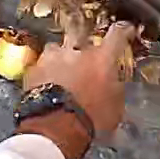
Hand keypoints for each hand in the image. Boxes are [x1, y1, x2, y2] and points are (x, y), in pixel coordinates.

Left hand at [18, 16, 140, 158]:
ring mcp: (52, 57)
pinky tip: (46, 84)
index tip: (126, 29)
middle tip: (85, 59)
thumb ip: (115, 88)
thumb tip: (113, 83)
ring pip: (57, 49)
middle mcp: (77, 51)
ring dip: (61, 58)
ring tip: (61, 74)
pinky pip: (41, 65)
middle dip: (84, 44)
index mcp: (102, 59)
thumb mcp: (116, 108)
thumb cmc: (91, 120)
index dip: (124, 30)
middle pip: (82, 35)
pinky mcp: (33, 68)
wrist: (54, 129)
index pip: (117, 35)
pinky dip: (45, 72)